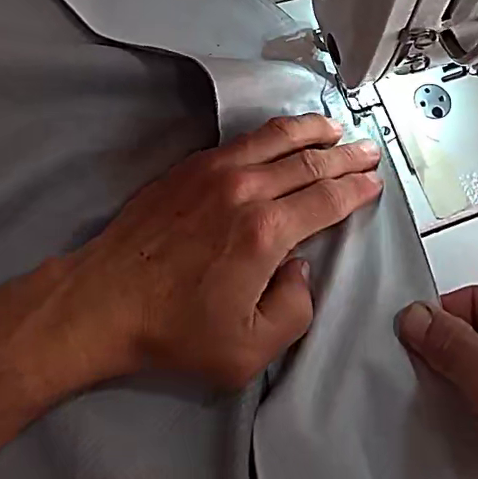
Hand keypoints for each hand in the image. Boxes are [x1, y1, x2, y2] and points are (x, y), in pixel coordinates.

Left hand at [56, 114, 382, 389]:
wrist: (104, 299)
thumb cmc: (175, 329)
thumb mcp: (248, 350)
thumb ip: (294, 309)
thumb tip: (301, 267)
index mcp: (265, 232)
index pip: (326, 199)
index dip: (355, 189)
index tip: (373, 182)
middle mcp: (246, 189)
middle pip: (310, 161)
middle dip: (346, 155)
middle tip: (369, 150)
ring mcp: (217, 169)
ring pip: (278, 137)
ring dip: (313, 130)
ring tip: (336, 128)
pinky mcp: (193, 164)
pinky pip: (246, 138)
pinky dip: (275, 131)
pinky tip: (285, 133)